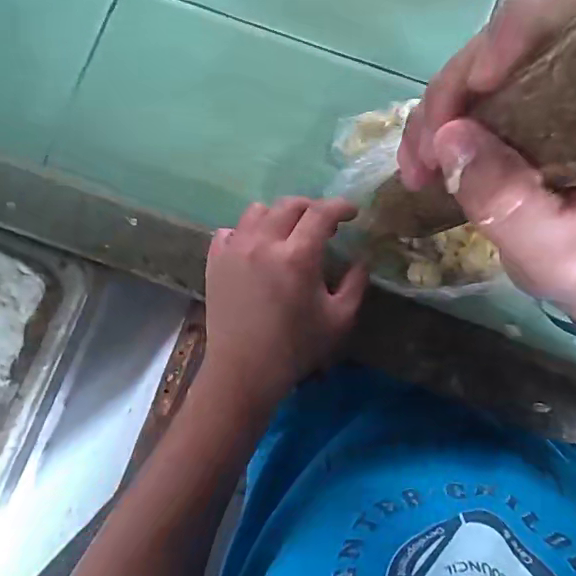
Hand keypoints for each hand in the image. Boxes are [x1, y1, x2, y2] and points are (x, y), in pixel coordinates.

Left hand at [201, 197, 368, 410]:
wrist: (243, 370)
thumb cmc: (295, 348)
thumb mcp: (339, 319)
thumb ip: (355, 283)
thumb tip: (361, 258)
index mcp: (297, 256)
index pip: (321, 213)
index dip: (340, 206)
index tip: (351, 213)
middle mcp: (263, 243)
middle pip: (289, 204)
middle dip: (312, 207)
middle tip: (323, 224)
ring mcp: (234, 249)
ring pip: (257, 211)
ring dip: (278, 215)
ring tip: (287, 233)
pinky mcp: (215, 260)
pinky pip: (230, 230)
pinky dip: (247, 232)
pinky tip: (256, 248)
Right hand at [399, 0, 575, 323]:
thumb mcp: (557, 252)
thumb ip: (508, 202)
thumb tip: (448, 139)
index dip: (532, 23)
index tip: (482, 78)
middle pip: (522, 32)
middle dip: (458, 83)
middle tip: (425, 145)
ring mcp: (558, 85)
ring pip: (485, 60)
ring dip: (438, 105)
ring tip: (415, 164)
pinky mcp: (526, 102)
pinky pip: (472, 89)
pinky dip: (438, 118)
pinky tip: (420, 158)